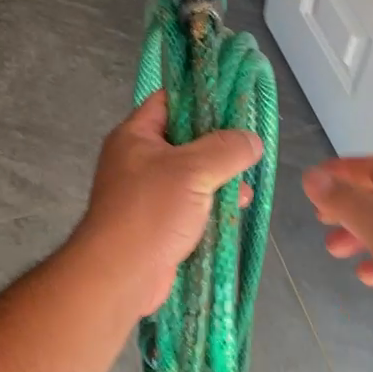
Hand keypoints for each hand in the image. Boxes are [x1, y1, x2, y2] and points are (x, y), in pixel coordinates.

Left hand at [71, 93, 263, 317]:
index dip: (201, 96)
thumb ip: (226, 149)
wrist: (120, 275)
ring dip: (221, 178)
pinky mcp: (160, 221)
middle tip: (249, 149)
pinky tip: (236, 208)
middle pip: (187, 138)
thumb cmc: (150, 212)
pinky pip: (192, 202)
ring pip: (193, 174)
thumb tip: (252, 140)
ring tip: (245, 187)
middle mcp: (139, 159)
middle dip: (220, 145)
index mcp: (136, 135)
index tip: (236, 101)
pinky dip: (213, 203)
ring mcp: (149, 192)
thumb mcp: (192, 170)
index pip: (169, 100)